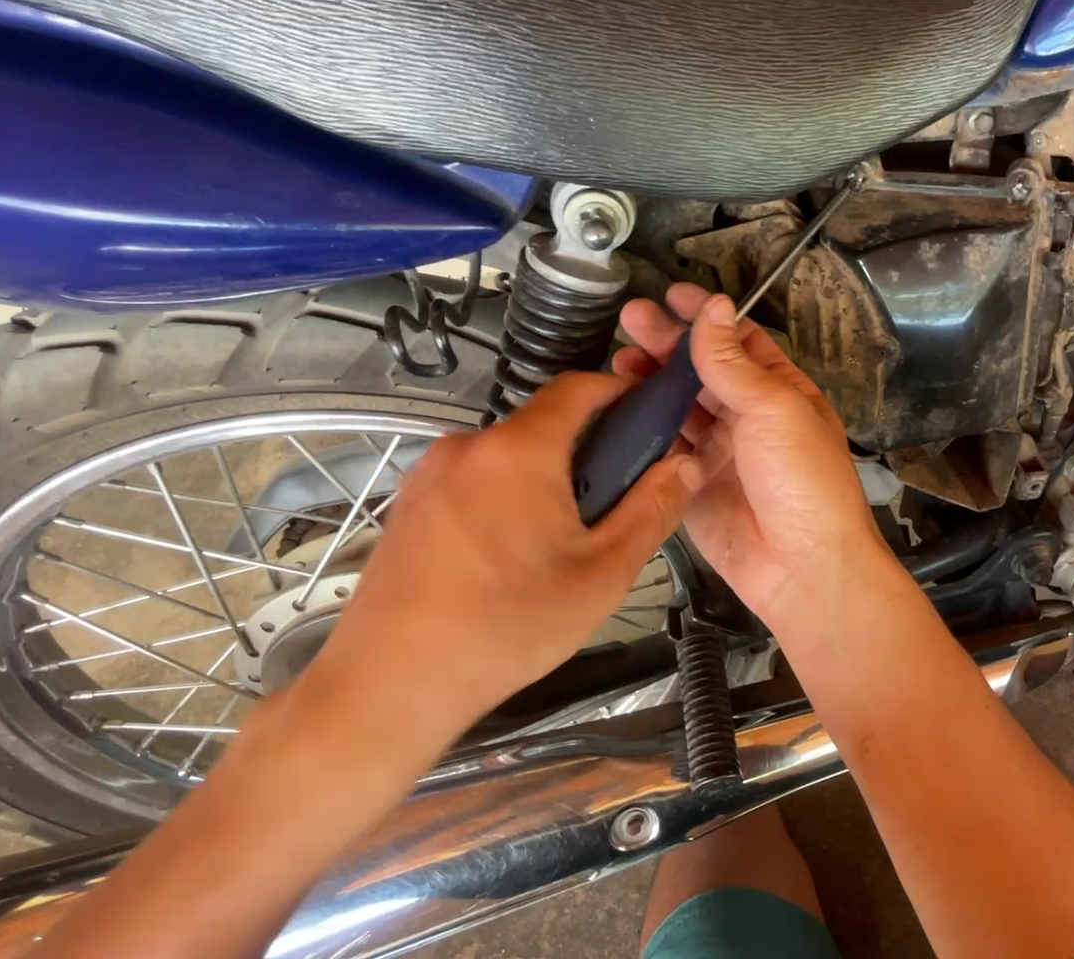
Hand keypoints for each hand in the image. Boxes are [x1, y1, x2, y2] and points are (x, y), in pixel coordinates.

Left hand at [292, 372, 699, 744]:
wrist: (388, 686)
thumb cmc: (507, 626)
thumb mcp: (603, 573)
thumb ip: (652, 509)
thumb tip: (685, 463)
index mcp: (518, 450)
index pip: (578, 387)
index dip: (621, 392)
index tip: (651, 419)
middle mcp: (468, 446)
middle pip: (544, 426)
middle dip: (588, 451)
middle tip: (616, 503)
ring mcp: (429, 475)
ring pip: (509, 458)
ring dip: (547, 480)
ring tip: (564, 543)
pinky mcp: (408, 506)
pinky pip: (475, 483)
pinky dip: (507, 500)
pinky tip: (512, 558)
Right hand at [615, 284, 897, 624]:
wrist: (801, 565)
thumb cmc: (805, 481)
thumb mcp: (774, 409)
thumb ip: (734, 362)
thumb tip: (715, 308)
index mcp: (781, 393)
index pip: (739, 342)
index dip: (707, 318)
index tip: (672, 297)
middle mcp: (750, 418)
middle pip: (702, 371)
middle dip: (668, 344)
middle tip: (631, 319)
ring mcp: (720, 452)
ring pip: (680, 407)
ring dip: (652, 383)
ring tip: (621, 358)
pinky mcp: (693, 484)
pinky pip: (665, 450)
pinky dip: (645, 430)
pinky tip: (622, 407)